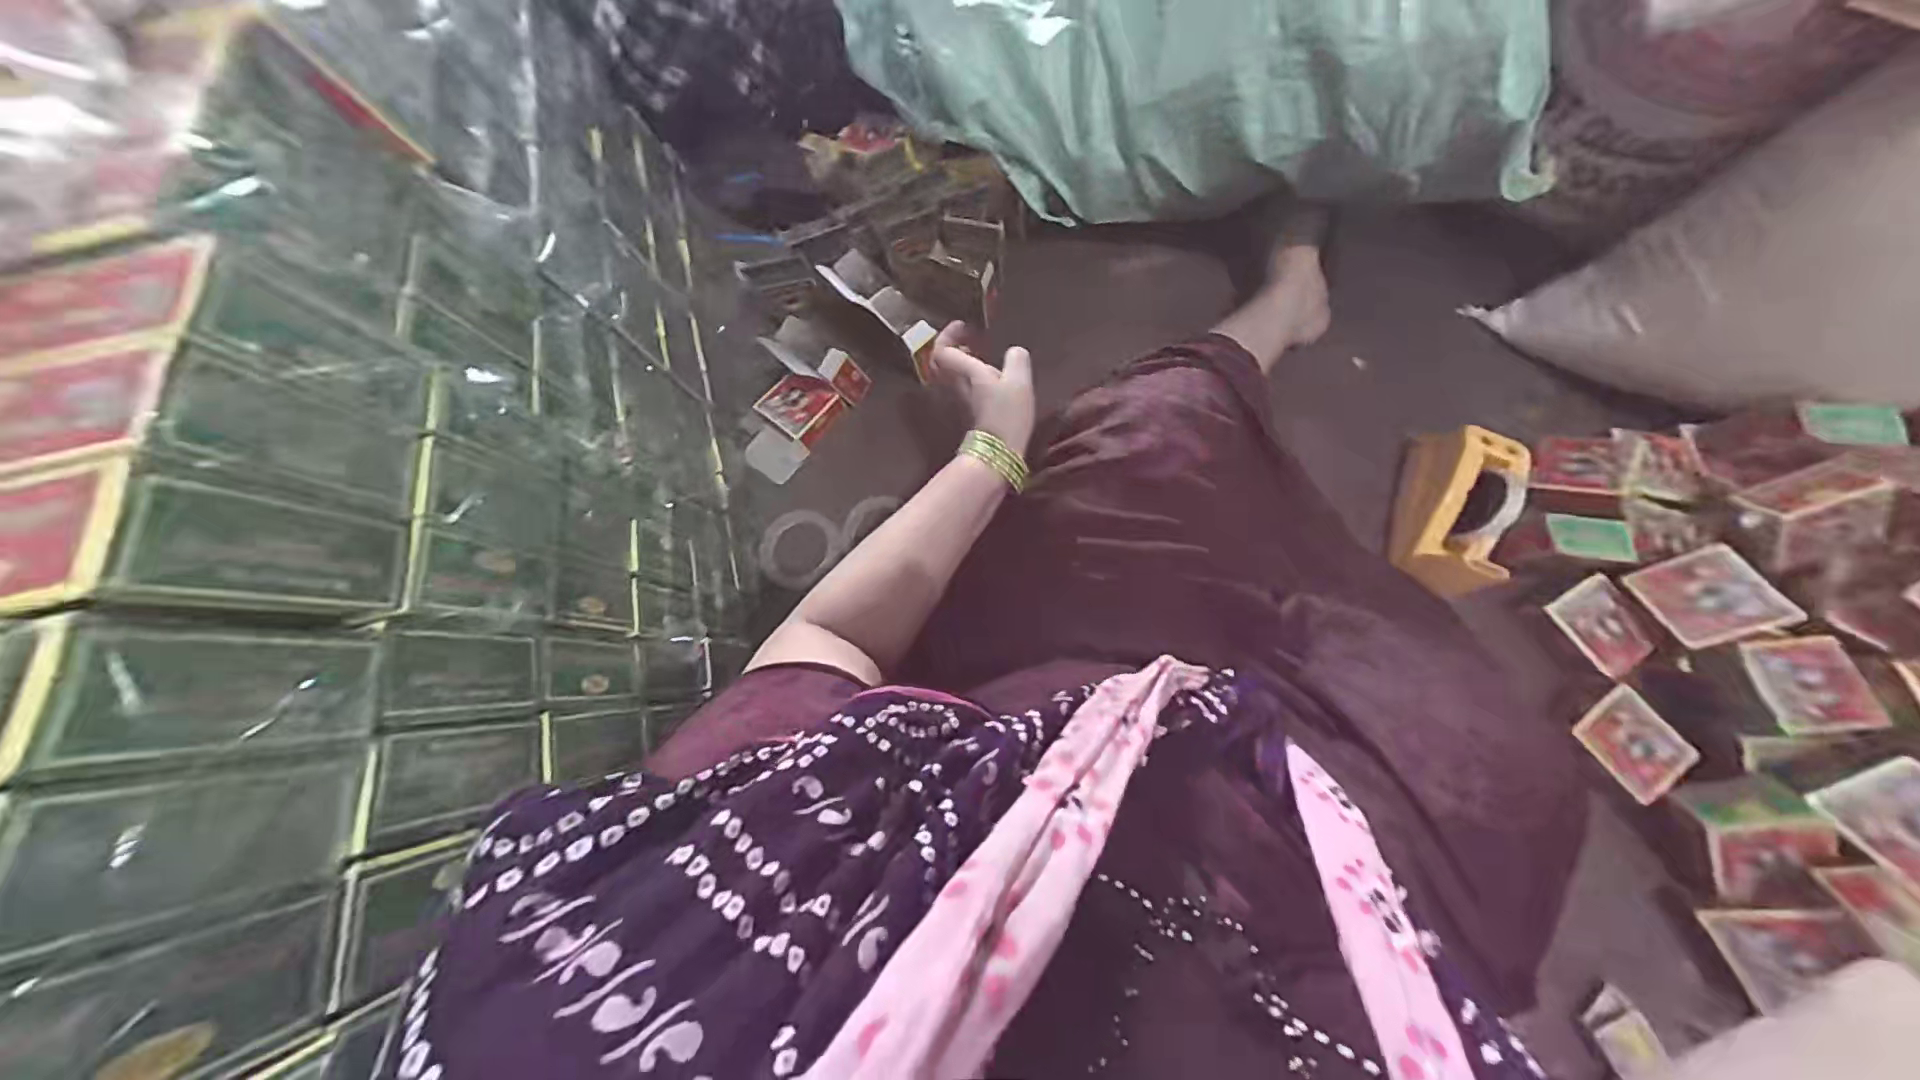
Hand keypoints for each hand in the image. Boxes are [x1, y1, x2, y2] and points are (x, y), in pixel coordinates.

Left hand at [928, 321, 1034, 455]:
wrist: (996, 454)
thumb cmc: (1007, 415)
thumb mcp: (1019, 382)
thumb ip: (1016, 360)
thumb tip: (1014, 353)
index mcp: (964, 372)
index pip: (942, 349)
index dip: (949, 334)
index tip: (964, 327)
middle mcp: (953, 386)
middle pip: (941, 363)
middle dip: (952, 348)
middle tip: (970, 341)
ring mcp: (956, 403)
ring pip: (949, 376)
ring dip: (961, 364)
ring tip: (980, 359)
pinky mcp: (964, 415)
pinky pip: (959, 388)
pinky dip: (968, 379)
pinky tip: (987, 382)